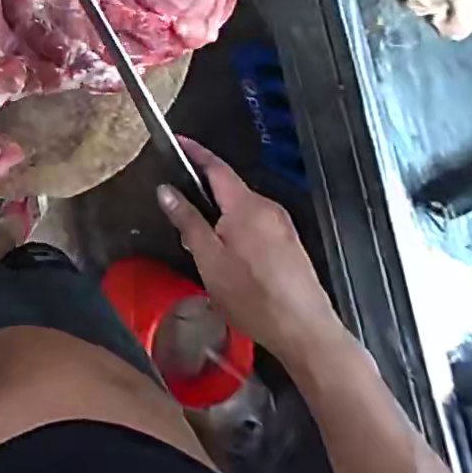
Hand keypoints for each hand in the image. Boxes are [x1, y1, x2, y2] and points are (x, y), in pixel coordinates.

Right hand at [157, 135, 350, 370]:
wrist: (305, 332)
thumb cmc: (253, 297)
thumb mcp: (209, 259)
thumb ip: (187, 220)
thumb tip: (166, 190)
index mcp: (246, 205)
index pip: (216, 167)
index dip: (195, 151)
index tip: (178, 140)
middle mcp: (268, 208)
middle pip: (229, 188)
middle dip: (203, 195)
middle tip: (180, 213)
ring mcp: (282, 226)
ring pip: (242, 210)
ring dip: (220, 218)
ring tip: (203, 248)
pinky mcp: (289, 244)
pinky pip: (256, 225)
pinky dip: (237, 231)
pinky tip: (230, 261)